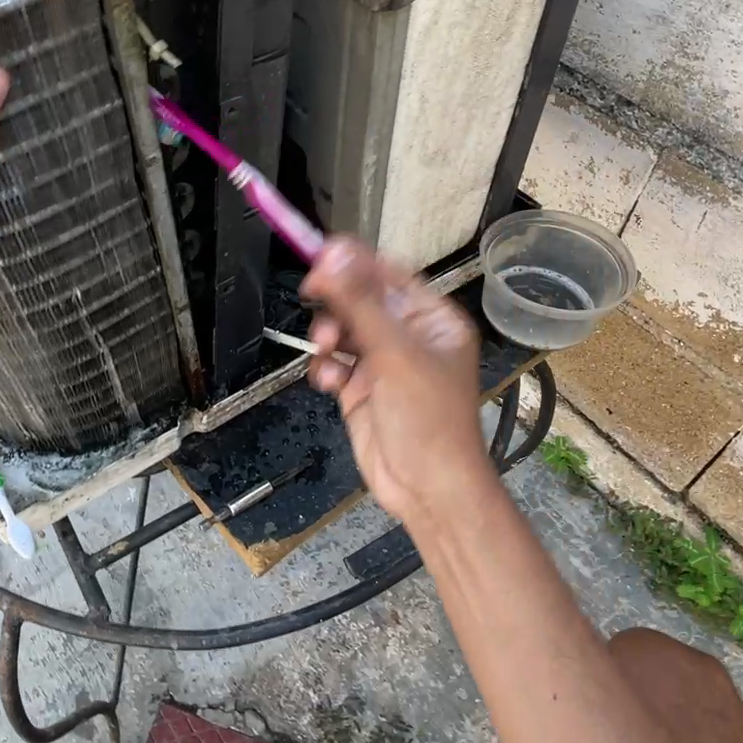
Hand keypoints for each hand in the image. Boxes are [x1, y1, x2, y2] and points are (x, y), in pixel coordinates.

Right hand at [303, 238, 494, 526]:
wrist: (427, 488)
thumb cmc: (428, 418)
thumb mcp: (395, 353)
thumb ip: (360, 302)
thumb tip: (334, 255)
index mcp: (431, 320)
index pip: (390, 276)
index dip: (357, 263)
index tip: (322, 253)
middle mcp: (407, 337)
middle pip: (362, 300)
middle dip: (338, 300)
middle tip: (311, 292)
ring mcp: (383, 365)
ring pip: (343, 331)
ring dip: (329, 335)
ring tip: (326, 348)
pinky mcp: (360, 391)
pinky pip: (334, 364)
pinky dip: (326, 368)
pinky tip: (327, 381)